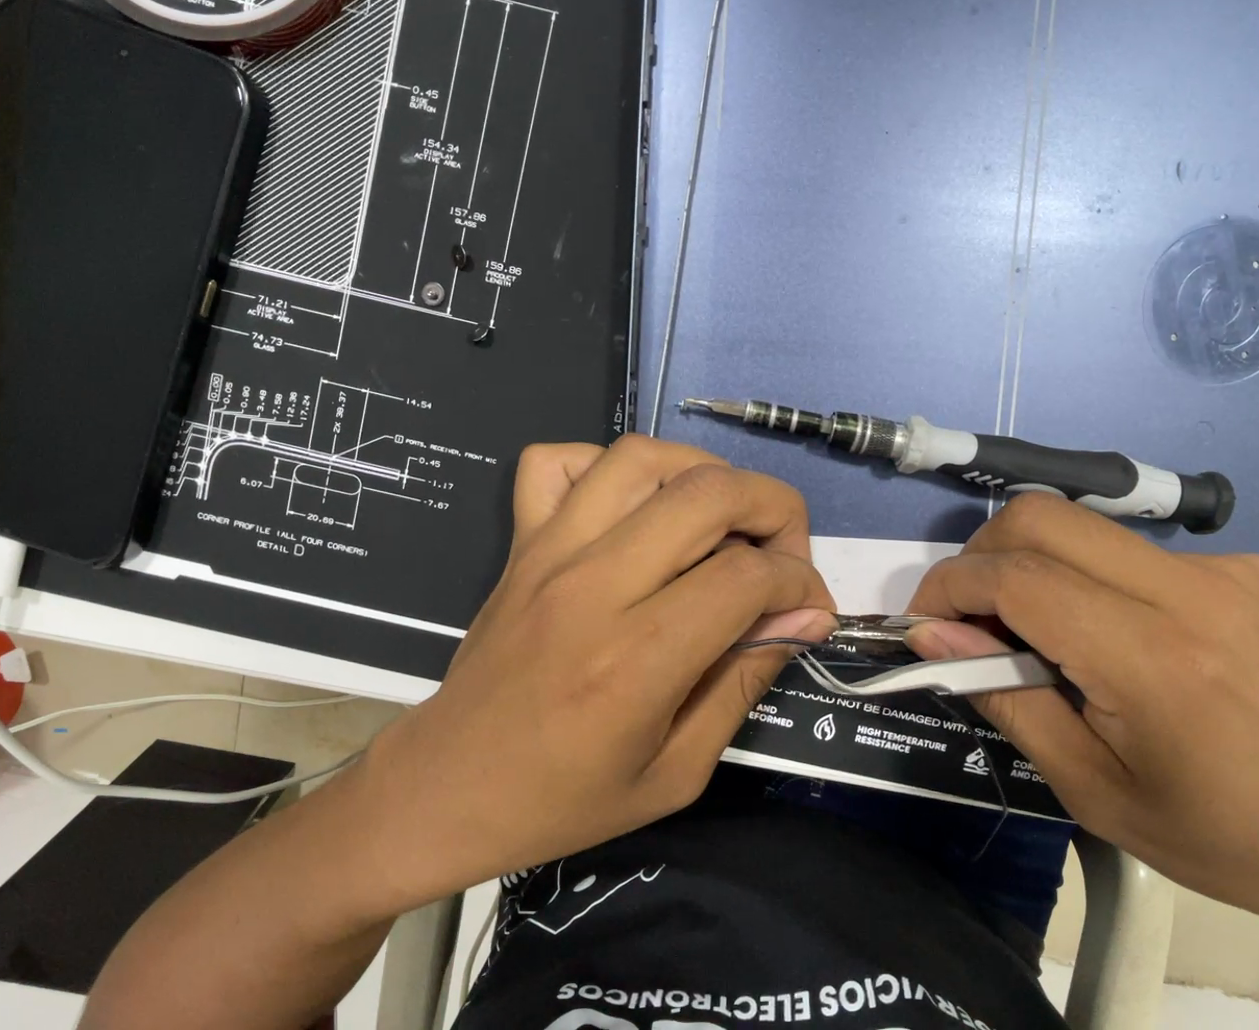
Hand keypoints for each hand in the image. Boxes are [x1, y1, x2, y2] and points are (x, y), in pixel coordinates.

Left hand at [360, 436, 834, 907]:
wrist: (449, 788)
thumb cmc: (565, 799)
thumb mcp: (677, 772)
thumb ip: (742, 682)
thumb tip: (801, 616)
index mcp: (638, 658)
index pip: (747, 575)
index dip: (800, 583)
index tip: (809, 609)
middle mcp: (594, 586)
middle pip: (708, 494)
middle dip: (774, 510)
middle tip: (783, 555)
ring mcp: (548, 553)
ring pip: (640, 458)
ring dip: (703, 473)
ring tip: (721, 520)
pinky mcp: (519, 543)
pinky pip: (555, 462)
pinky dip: (604, 465)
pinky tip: (633, 508)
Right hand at [902, 493, 1258, 928]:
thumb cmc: (1219, 836)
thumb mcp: (1090, 788)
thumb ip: (1003, 698)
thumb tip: (932, 635)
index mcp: (1153, 658)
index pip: (1016, 577)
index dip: (949, 588)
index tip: (924, 624)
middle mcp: (1190, 591)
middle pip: (1042, 517)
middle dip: (979, 555)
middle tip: (968, 619)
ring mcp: (1225, 570)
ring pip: (1082, 525)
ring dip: (1030, 564)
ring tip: (1033, 636)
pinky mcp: (1244, 569)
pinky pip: (1130, 549)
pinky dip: (1087, 577)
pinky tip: (1106, 637)